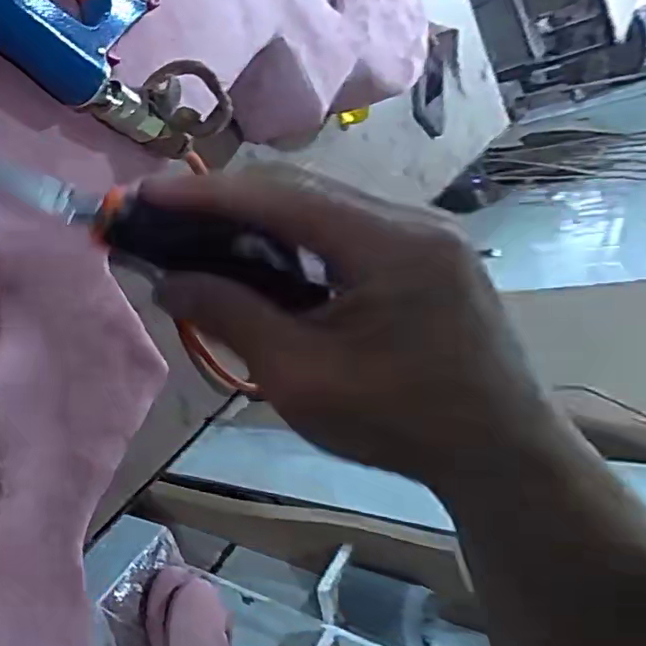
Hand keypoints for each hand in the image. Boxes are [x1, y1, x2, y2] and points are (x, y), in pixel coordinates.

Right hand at [145, 164, 566, 493]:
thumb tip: (166, 281)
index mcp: (389, 244)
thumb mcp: (299, 376)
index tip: (143, 195)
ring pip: (312, 204)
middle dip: (218, 200)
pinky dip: (279, 236)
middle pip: (294, 189)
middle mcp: (408, 221)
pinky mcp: (413, 254)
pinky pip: (331, 228)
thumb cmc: (399, 423)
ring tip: (190, 233)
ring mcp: (416, 234)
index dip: (202, 193)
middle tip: (158, 216)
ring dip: (247, 216)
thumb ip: (229, 316)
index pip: (277, 197)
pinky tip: (248, 256)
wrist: (501, 457)